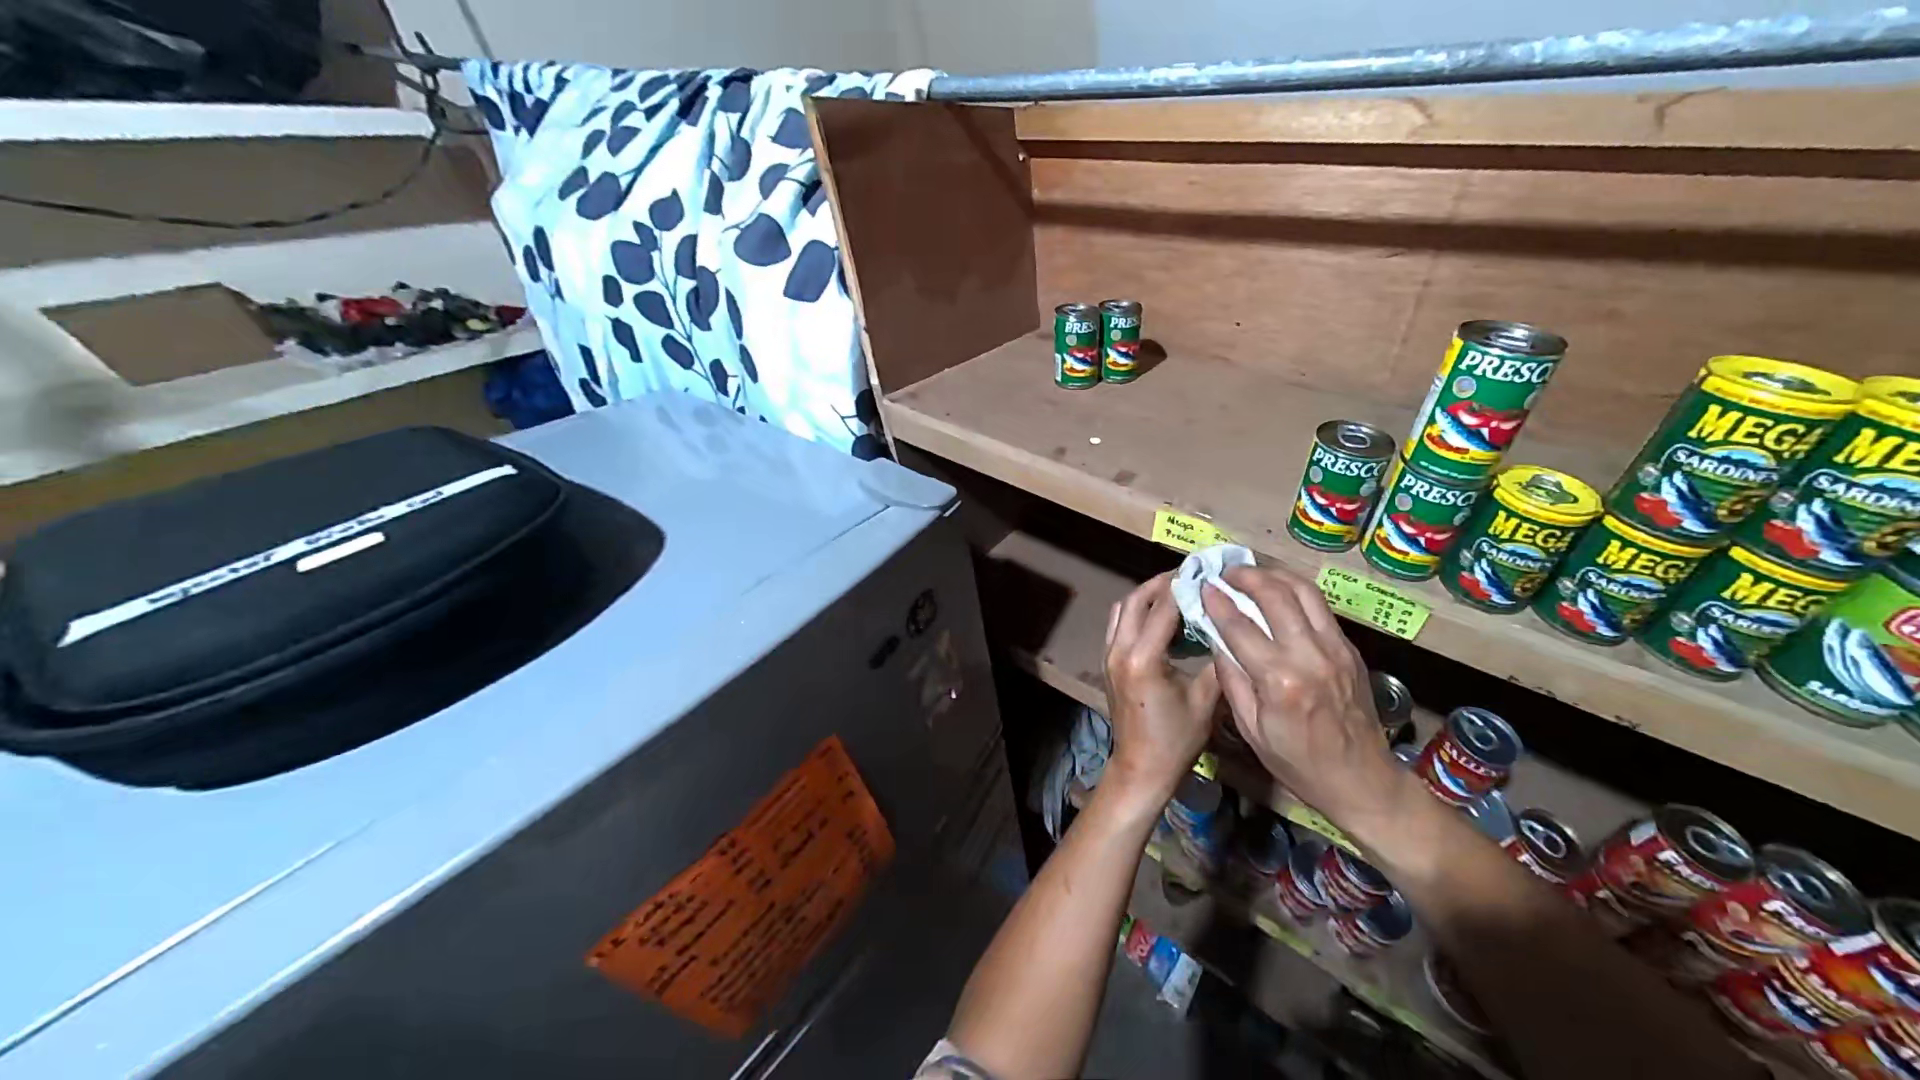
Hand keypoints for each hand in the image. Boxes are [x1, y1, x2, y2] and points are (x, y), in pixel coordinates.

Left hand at [1103, 572, 1220, 802]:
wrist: (1141, 768)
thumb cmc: (1176, 739)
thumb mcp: (1206, 701)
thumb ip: (1217, 661)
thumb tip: (1229, 626)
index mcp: (1143, 659)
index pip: (1163, 608)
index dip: (1185, 585)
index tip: (1206, 570)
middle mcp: (1119, 650)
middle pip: (1136, 600)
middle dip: (1162, 584)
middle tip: (1191, 576)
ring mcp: (1108, 656)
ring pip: (1123, 610)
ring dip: (1147, 596)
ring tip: (1178, 592)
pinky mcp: (1108, 662)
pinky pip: (1119, 624)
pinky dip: (1138, 612)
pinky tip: (1163, 618)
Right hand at [1202, 566, 1414, 837]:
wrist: (1362, 780)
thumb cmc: (1297, 763)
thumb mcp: (1250, 729)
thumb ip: (1232, 679)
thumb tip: (1216, 639)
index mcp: (1279, 681)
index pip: (1240, 626)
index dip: (1217, 602)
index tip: (1202, 586)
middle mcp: (1309, 656)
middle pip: (1275, 596)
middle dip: (1246, 577)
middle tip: (1225, 573)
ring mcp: (1335, 649)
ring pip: (1303, 592)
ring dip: (1274, 575)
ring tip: (1251, 573)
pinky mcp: (1349, 649)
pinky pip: (1320, 607)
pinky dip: (1295, 591)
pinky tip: (1279, 591)